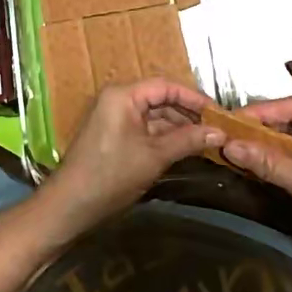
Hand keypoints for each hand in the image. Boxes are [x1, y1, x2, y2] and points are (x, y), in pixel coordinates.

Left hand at [39, 78, 224, 231]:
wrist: (71, 205)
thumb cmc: (112, 175)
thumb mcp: (154, 156)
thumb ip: (188, 140)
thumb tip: (221, 132)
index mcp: (123, 95)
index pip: (166, 86)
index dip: (194, 97)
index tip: (219, 112)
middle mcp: (118, 100)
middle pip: (161, 99)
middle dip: (189, 114)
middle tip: (218, 128)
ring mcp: (115, 118)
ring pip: (155, 116)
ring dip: (179, 128)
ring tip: (209, 140)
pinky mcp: (115, 136)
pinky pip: (146, 129)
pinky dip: (166, 138)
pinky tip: (187, 148)